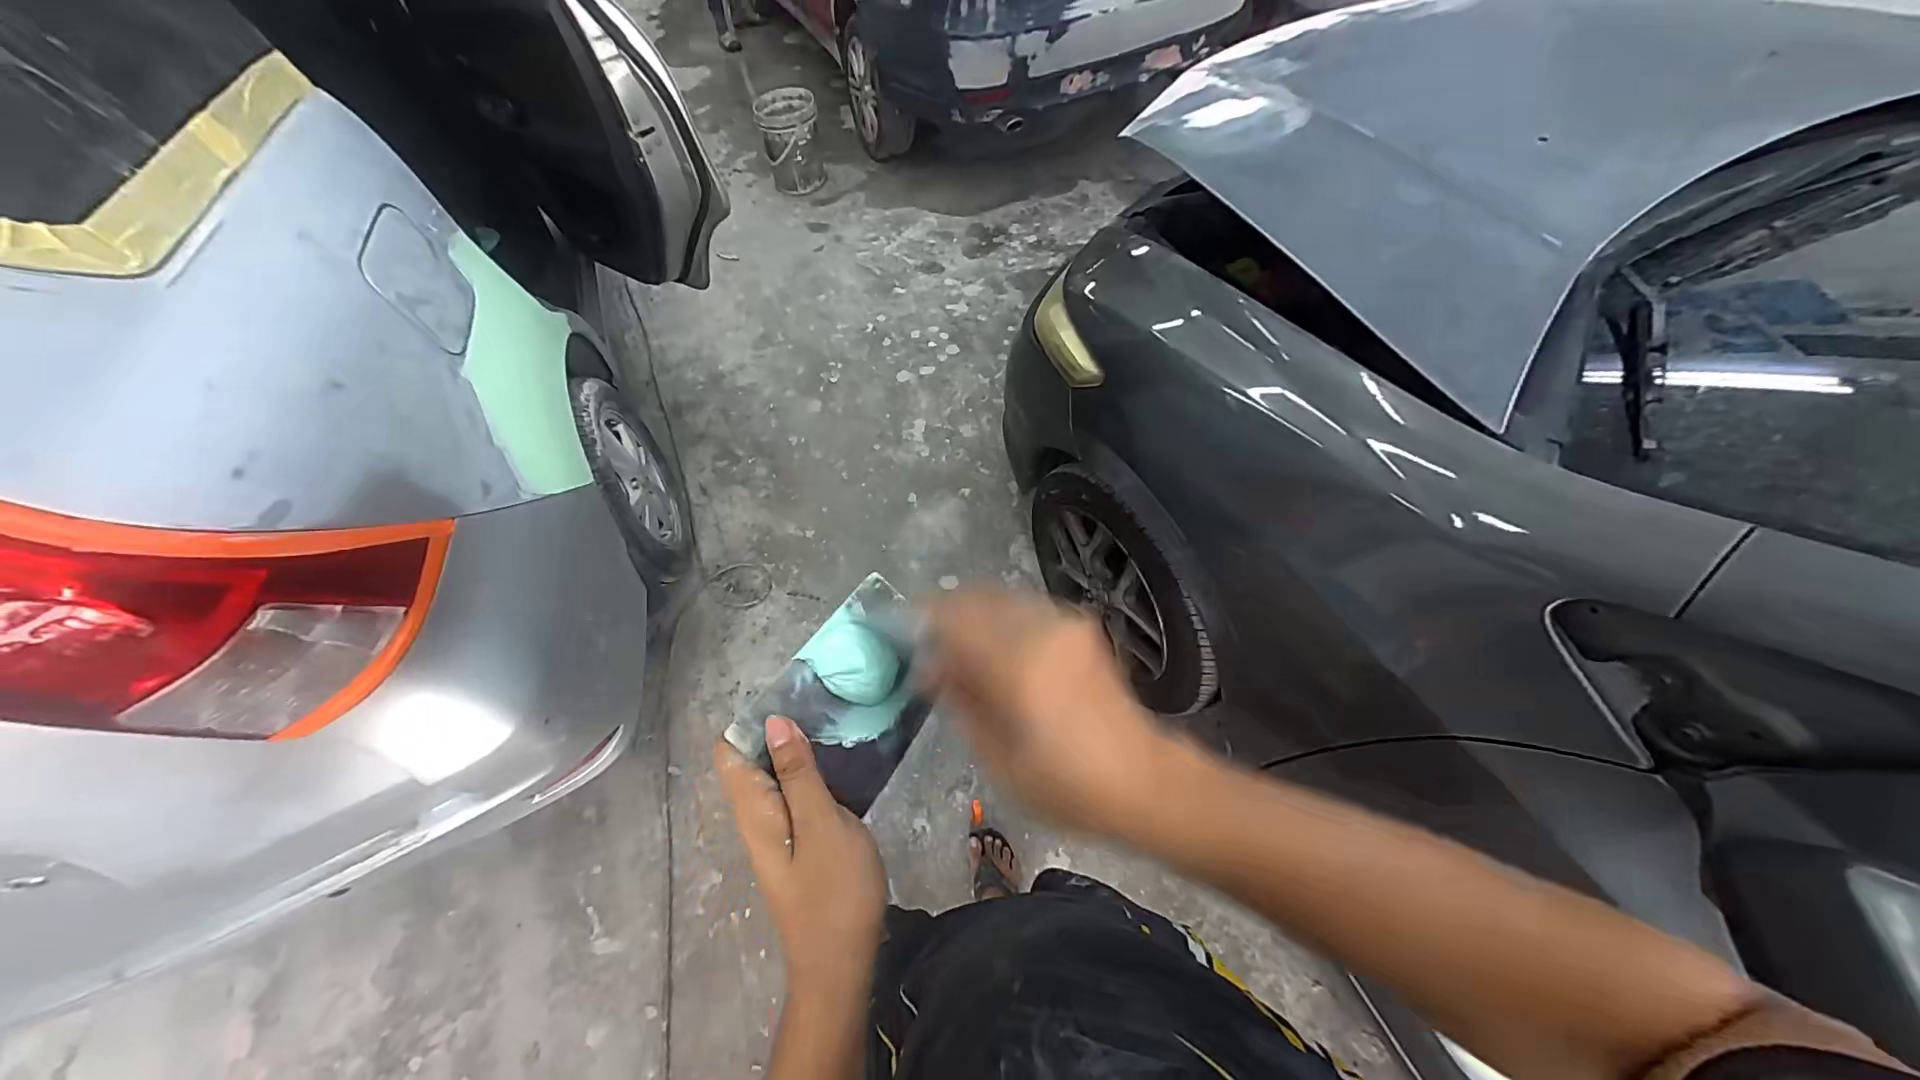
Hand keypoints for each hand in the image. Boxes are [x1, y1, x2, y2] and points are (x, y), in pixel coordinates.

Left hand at [715, 715, 886, 993]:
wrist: (841, 960)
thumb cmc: (834, 892)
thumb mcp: (822, 824)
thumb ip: (798, 773)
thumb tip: (773, 721)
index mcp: (753, 809)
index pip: (730, 750)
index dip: (753, 719)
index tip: (792, 696)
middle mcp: (756, 815)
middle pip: (752, 757)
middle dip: (780, 727)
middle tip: (823, 703)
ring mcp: (777, 828)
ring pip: (776, 773)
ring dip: (799, 747)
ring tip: (836, 722)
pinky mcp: (797, 838)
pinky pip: (794, 791)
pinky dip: (811, 771)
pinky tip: (842, 761)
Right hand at [925, 589, 1172, 835]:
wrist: (1143, 778)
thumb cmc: (1065, 784)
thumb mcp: (998, 759)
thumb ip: (960, 703)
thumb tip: (930, 668)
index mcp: (1018, 664)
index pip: (951, 619)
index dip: (919, 624)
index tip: (901, 641)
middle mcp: (1042, 629)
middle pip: (973, 598)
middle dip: (942, 615)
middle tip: (926, 648)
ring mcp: (1065, 622)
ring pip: (998, 597)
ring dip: (970, 615)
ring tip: (958, 651)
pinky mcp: (1079, 625)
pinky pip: (1023, 608)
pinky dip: (998, 619)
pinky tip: (994, 650)